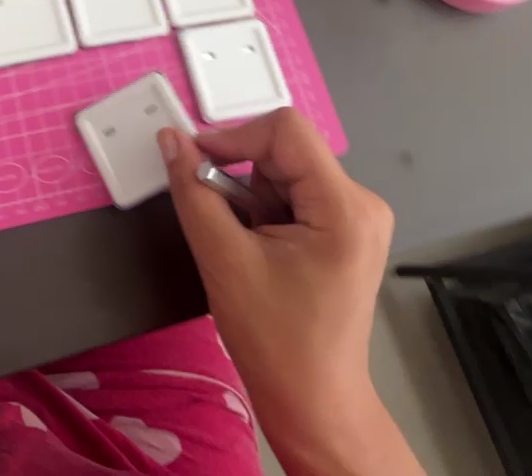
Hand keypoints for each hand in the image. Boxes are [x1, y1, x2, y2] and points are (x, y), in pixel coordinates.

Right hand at [158, 109, 422, 475]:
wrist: (312, 401)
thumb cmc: (273, 338)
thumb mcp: (222, 258)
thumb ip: (192, 190)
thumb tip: (170, 139)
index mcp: (345, 207)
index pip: (285, 130)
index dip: (233, 137)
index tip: (194, 163)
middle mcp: (361, 202)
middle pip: (284, 149)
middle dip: (241, 177)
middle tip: (223, 222)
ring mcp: (356, 216)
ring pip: (283, 170)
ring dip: (250, 195)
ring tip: (244, 244)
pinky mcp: (344, 229)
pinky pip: (292, 191)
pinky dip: (263, 208)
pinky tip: (258, 247)